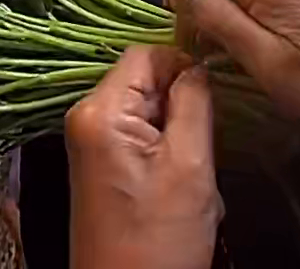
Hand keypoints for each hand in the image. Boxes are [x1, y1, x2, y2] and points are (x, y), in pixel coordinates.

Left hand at [65, 45, 219, 268]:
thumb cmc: (157, 244)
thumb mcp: (188, 165)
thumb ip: (194, 101)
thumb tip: (199, 64)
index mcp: (100, 110)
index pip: (146, 53)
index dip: (182, 64)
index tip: (210, 94)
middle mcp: (89, 117)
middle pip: (147, 81)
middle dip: (182, 109)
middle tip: (200, 151)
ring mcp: (94, 142)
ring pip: (151, 111)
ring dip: (180, 137)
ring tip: (192, 180)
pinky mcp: (103, 164)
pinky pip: (143, 136)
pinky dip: (169, 156)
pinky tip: (180, 191)